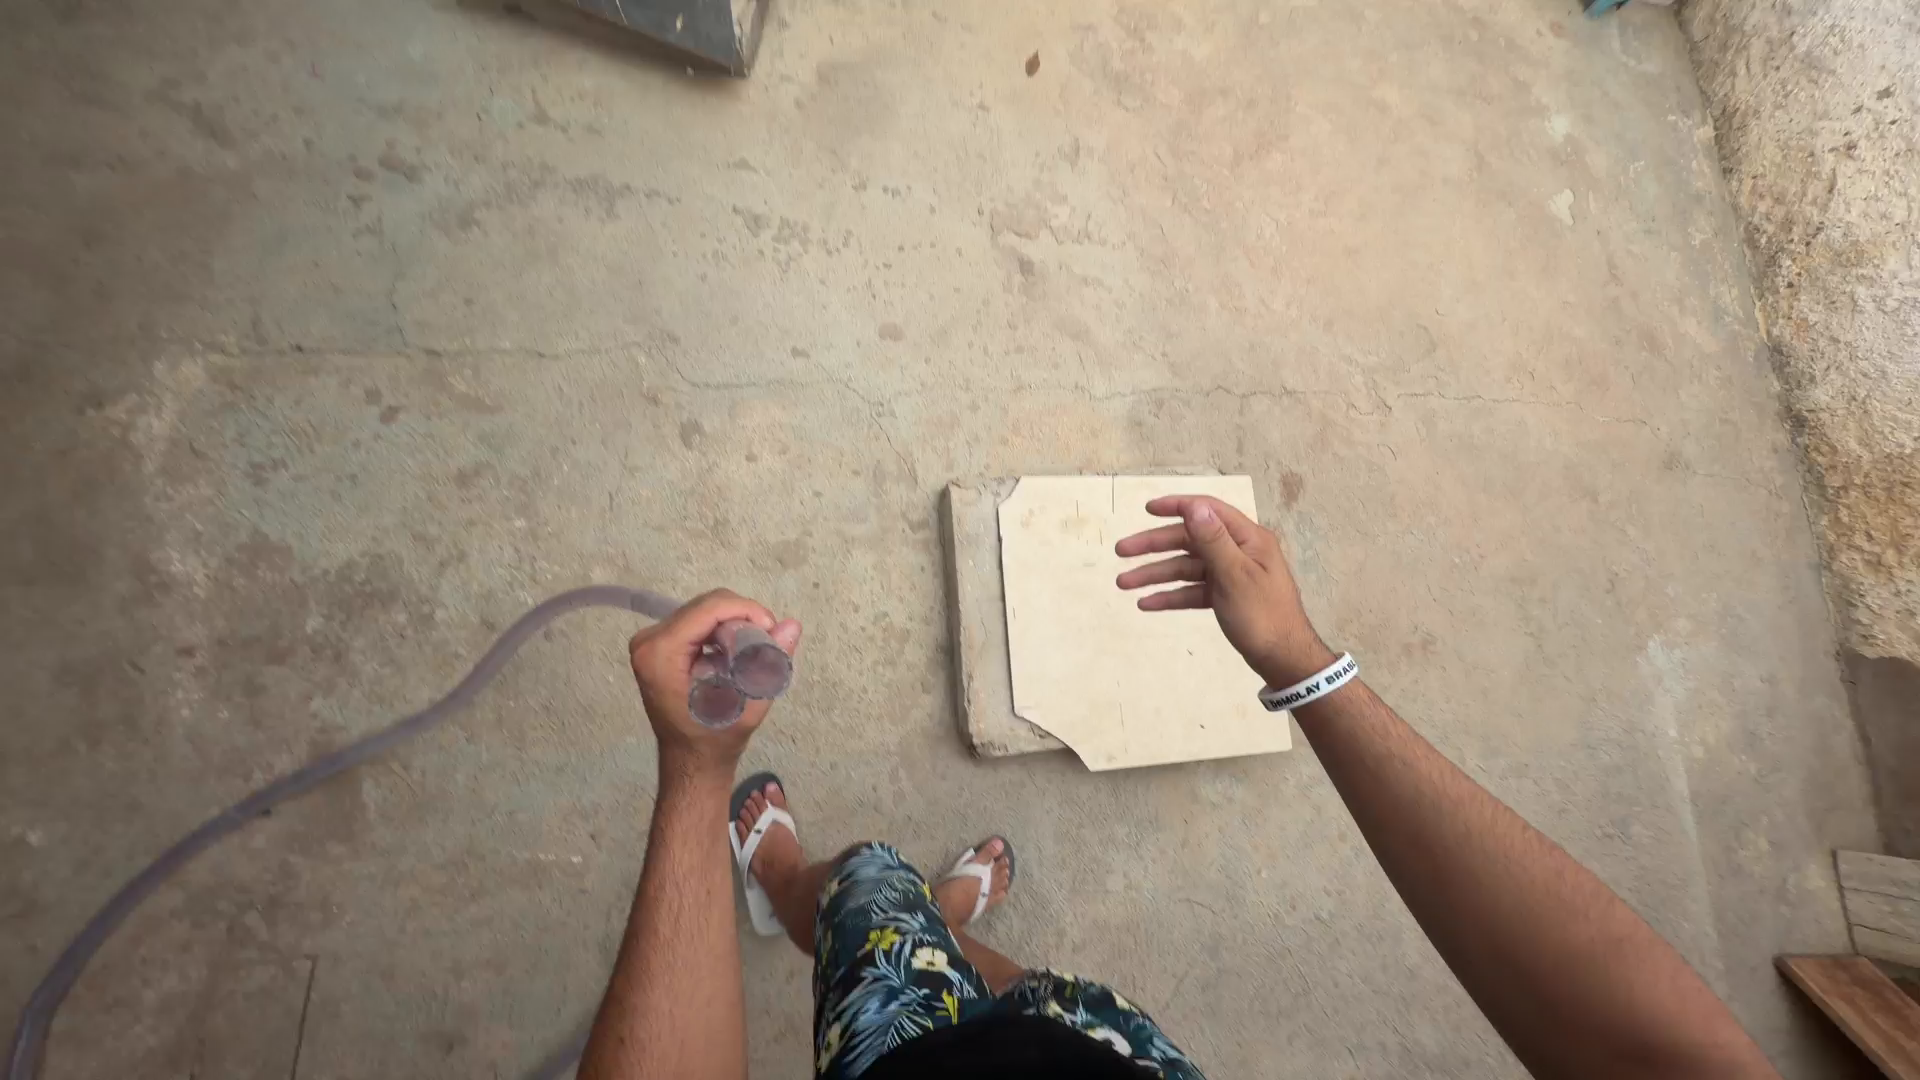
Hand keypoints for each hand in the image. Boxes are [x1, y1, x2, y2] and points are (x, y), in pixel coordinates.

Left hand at [628, 589, 801, 779]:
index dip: (747, 611)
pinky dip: (724, 629)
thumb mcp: (748, 705)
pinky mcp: (659, 644)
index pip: (710, 608)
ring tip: (753, 648)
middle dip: (744, 617)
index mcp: (660, 653)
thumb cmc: (715, 739)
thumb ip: (770, 664)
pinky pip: (699, 620)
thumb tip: (792, 625)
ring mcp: (652, 641)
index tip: (772, 630)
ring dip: (736, 623)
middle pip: (707, 604)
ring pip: (706, 609)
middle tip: (767, 642)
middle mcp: (649, 640)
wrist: (692, 761)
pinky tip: (735, 652)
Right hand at [1115, 495, 1334, 686]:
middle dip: (1153, 546)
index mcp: (1247, 539)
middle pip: (1188, 540)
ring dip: (1155, 574)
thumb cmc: (1263, 615)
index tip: (1147, 509)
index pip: (1207, 510)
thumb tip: (1194, 506)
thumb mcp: (1235, 575)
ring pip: (1185, 568)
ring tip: (1123, 583)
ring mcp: (1229, 575)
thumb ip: (1213, 540)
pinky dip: (1170, 595)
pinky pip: (1191, 590)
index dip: (1176, 507)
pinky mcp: (1223, 597)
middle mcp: (1237, 551)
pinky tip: (1146, 603)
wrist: (1284, 660)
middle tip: (1120, 551)